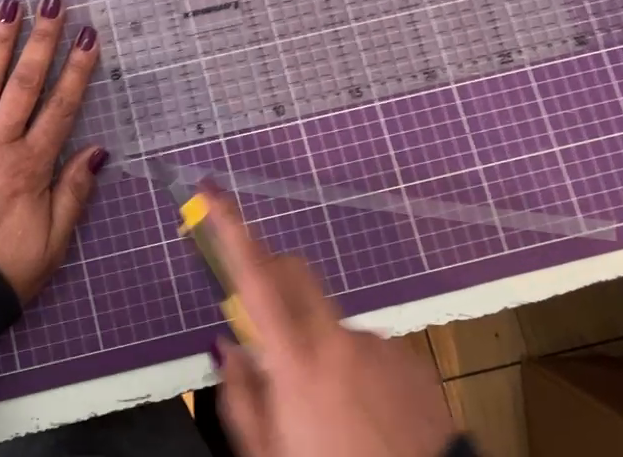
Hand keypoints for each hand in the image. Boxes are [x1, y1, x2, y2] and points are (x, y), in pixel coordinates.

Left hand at [0, 0, 107, 301]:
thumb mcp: (51, 245)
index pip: (62, 107)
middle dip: (42, 40)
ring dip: (2, 40)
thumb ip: (73, 194)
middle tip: (54, 3)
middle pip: (26, 83)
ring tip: (12, 4)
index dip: (78, 70)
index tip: (89, 36)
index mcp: (31, 167)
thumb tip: (97, 151)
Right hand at [203, 187, 454, 456]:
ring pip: (329, 318)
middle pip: (294, 271)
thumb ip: (241, 394)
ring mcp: (378, 345)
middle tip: (260, 311)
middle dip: (271, 273)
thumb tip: (230, 346)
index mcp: (295, 359)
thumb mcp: (267, 452)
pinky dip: (355, 365)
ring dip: (315, 338)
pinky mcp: (410, 360)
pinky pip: (367, 346)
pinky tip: (365, 411)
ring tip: (328, 401)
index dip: (230, 228)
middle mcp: (336, 338)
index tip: (212, 192)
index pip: (254, 277)